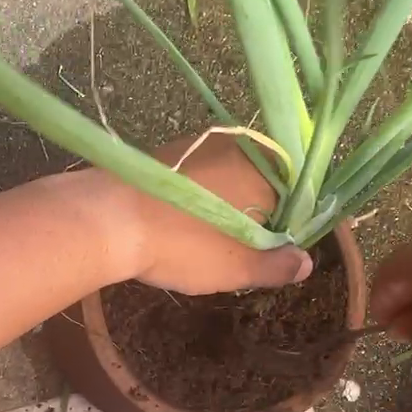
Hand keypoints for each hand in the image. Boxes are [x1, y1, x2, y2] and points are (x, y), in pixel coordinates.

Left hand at [65, 133, 311, 294]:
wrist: (107, 219)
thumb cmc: (182, 244)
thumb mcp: (236, 268)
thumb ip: (276, 265)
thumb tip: (304, 262)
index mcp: (266, 167)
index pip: (296, 199)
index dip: (285, 233)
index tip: (267, 259)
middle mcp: (237, 145)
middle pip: (260, 188)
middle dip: (252, 223)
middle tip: (230, 258)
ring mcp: (198, 144)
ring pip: (226, 184)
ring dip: (222, 214)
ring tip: (201, 247)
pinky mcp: (165, 153)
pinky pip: (196, 181)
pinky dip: (195, 204)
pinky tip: (178, 229)